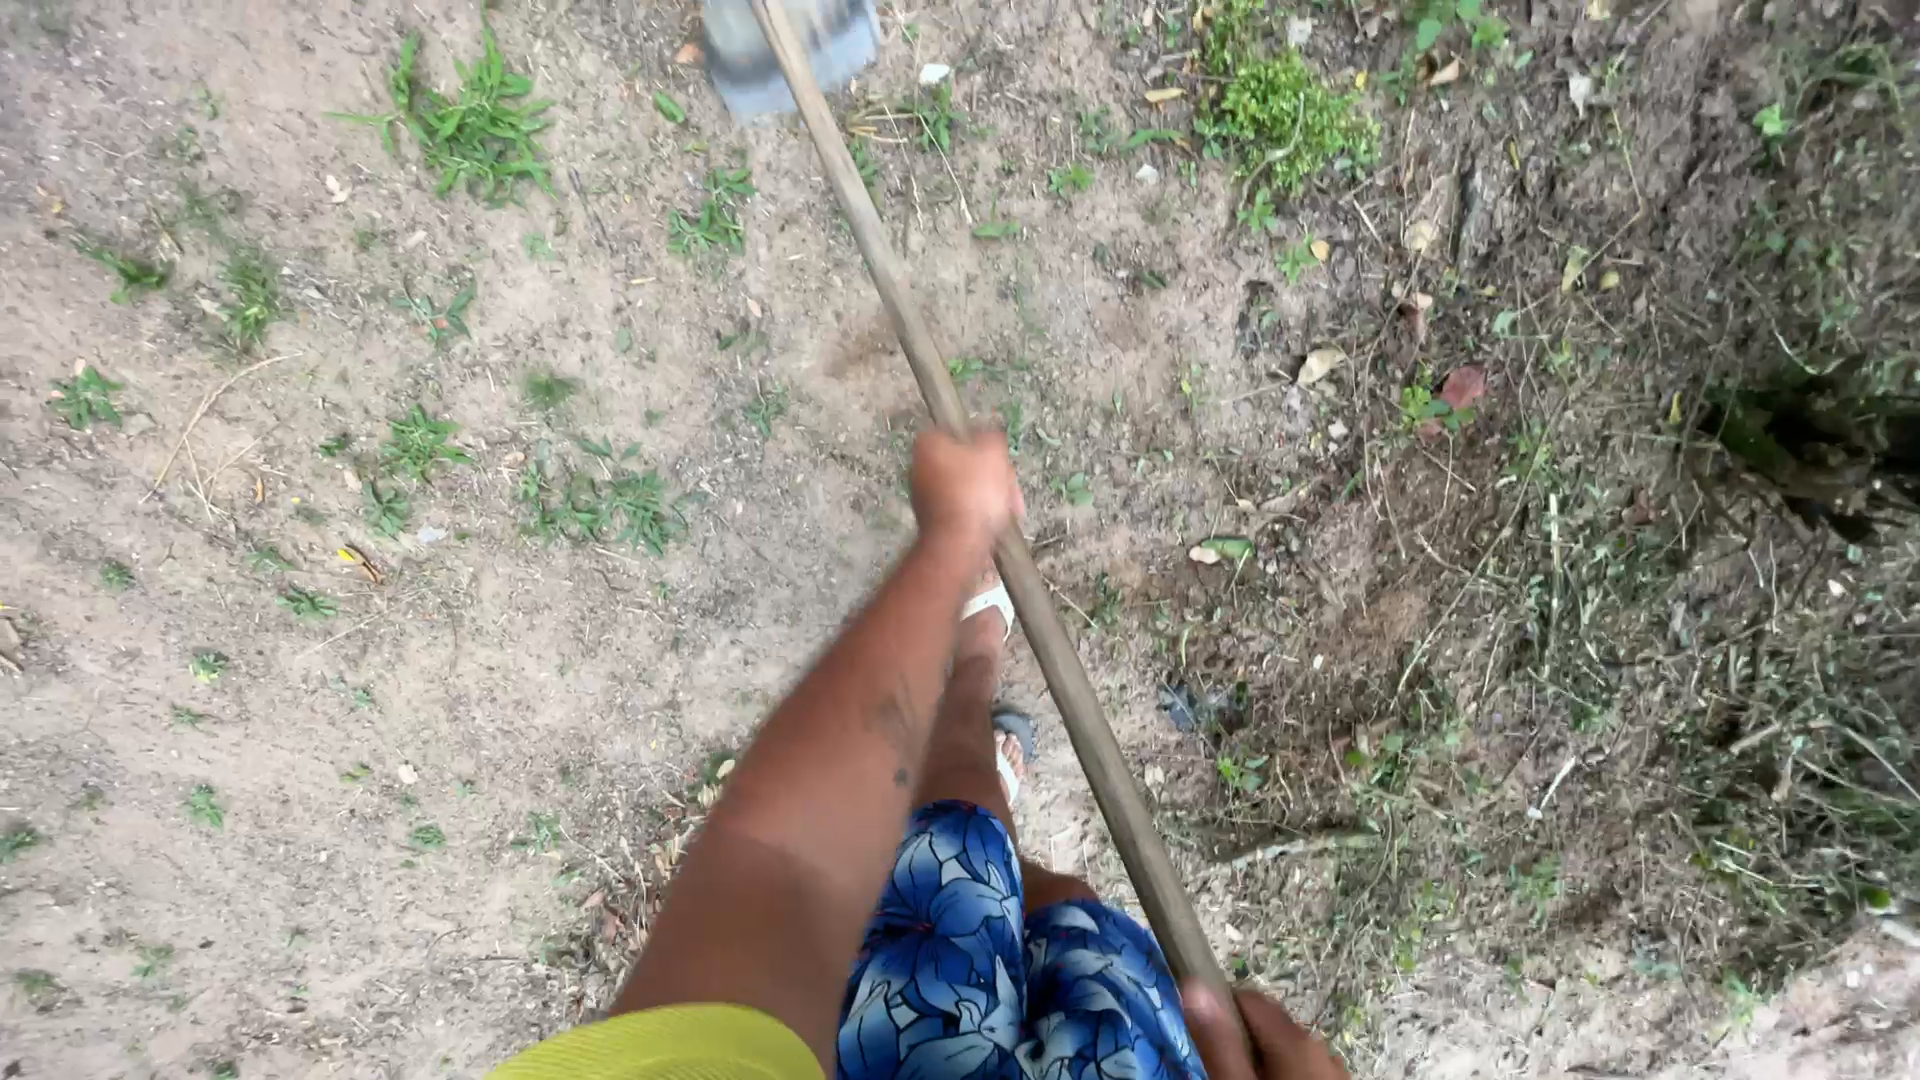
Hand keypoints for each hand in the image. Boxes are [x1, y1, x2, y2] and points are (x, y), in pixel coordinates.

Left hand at [908, 429, 1023, 548]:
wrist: (959, 543)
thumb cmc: (974, 491)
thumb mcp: (993, 452)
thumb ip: (992, 437)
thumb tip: (988, 437)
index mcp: (927, 445)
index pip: (955, 432)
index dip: (980, 443)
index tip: (996, 456)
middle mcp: (918, 469)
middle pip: (965, 463)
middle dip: (992, 475)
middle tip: (1008, 487)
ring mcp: (924, 498)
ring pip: (966, 487)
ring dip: (990, 495)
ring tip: (1009, 509)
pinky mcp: (933, 522)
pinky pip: (961, 509)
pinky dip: (979, 514)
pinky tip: (996, 523)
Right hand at [1181, 981, 1348, 1079]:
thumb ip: (1217, 1040)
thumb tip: (1194, 986)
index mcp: (1294, 1039)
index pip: (1246, 997)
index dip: (1221, 1014)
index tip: (1209, 1048)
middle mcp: (1321, 1047)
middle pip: (1267, 1025)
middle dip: (1243, 1043)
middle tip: (1227, 1076)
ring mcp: (1335, 1073)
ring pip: (1286, 1052)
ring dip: (1264, 1065)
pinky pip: (1304, 1072)